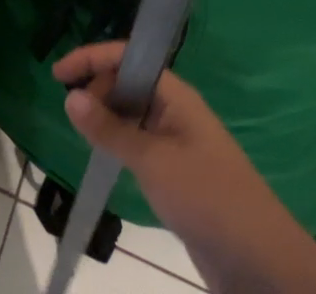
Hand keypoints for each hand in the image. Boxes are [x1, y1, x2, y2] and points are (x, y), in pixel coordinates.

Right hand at [54, 42, 315, 292]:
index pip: (128, 58)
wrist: (258, 258)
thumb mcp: (152, 161)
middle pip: (128, 82)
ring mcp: (178, 140)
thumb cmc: (207, 197)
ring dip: (106, 115)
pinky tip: (105, 155)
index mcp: (176, 96)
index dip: (92, 58)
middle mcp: (177, 111)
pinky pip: (139, 140)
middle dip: (97, 88)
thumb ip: (110, 129)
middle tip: (75, 116)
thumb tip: (70, 96)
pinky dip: (118, 140)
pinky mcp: (176, 169)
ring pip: (132, 113)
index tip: (58, 74)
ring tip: (83, 133)